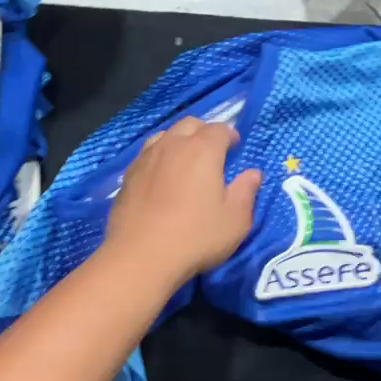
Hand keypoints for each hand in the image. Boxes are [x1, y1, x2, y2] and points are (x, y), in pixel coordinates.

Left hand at [100, 117, 261, 285]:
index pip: (220, 130)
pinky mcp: (128, 176)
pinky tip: (161, 176)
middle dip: (204, 131)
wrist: (141, 255)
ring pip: (165, 135)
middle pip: (190, 125)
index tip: (235, 147)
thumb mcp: (235, 219)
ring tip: (185, 160)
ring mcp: (146, 158)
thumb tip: (253, 173)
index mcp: (202, 150)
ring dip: (178, 141)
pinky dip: (159, 157)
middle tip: (212, 150)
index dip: (230, 135)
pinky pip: (147, 154)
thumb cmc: (196, 236)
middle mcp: (172, 145)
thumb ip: (246, 192)